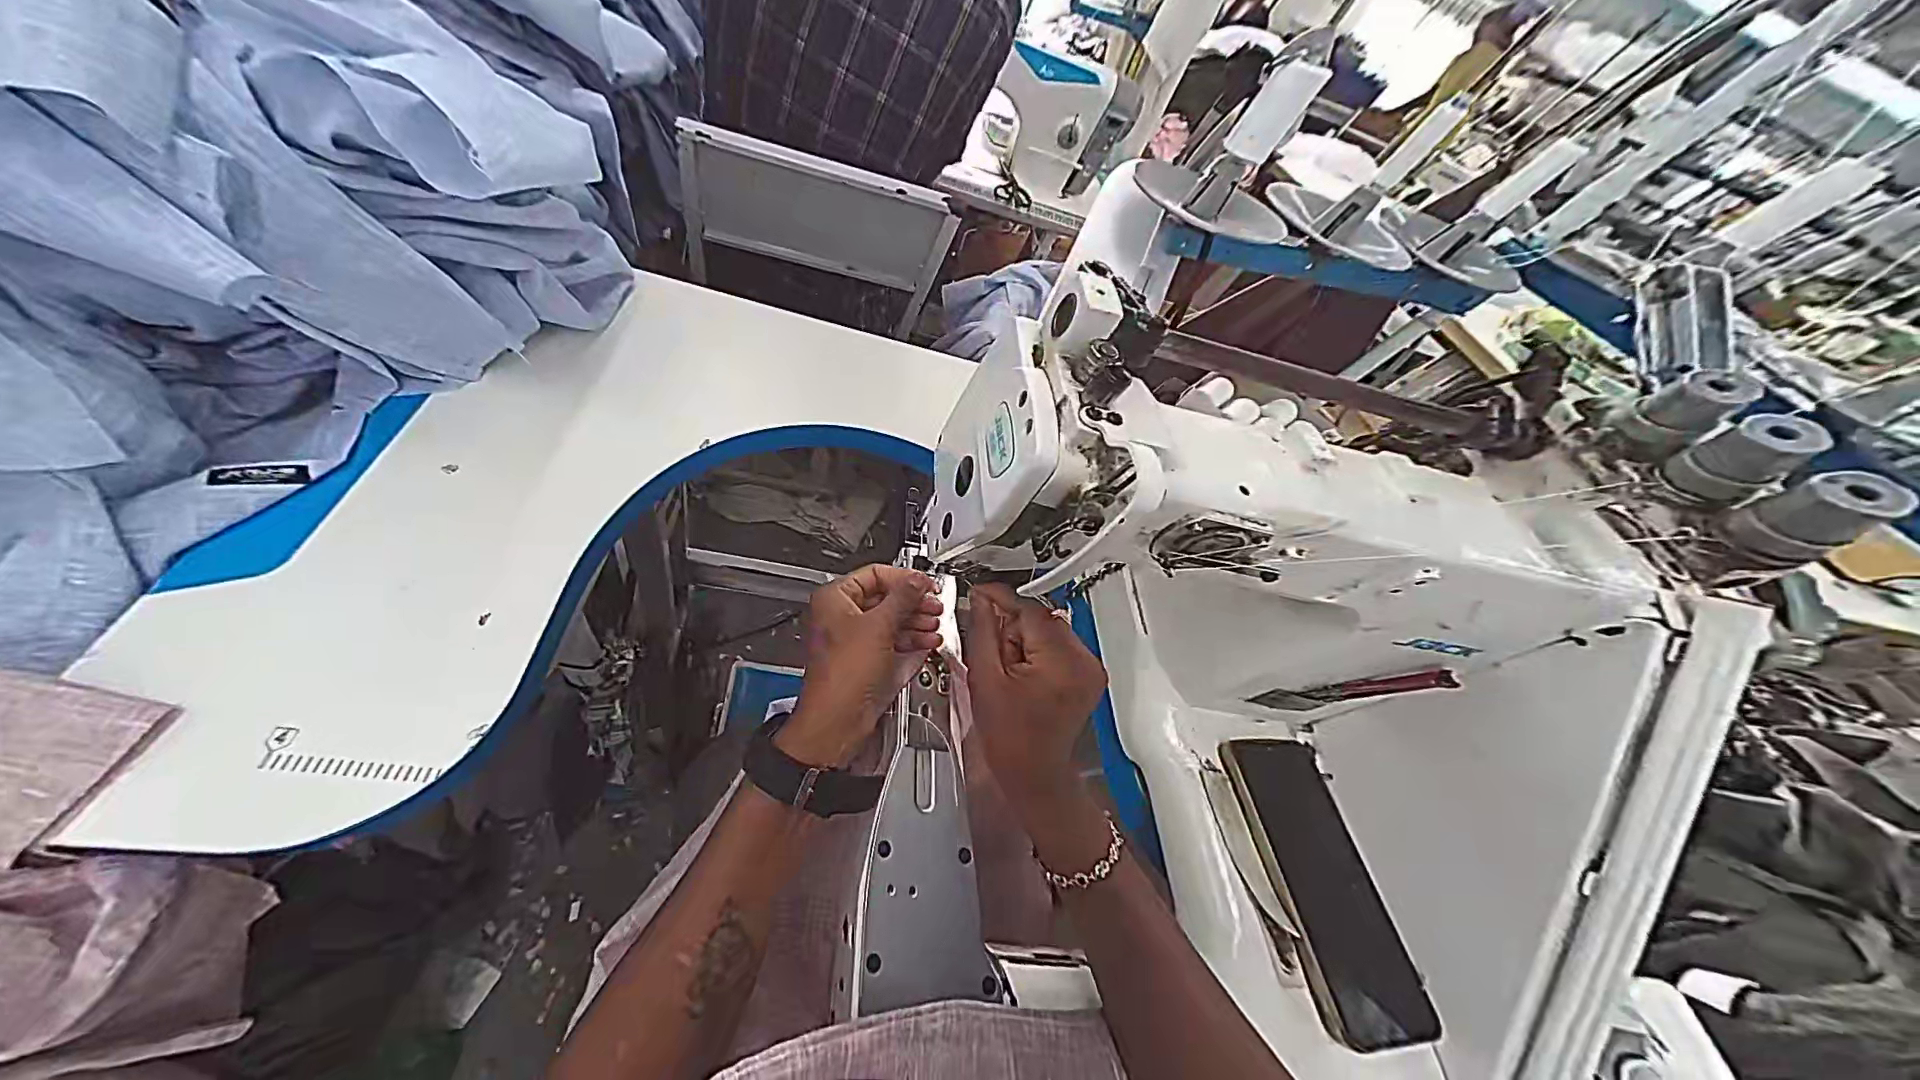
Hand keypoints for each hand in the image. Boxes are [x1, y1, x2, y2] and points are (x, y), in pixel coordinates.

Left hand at [778, 564, 942, 766]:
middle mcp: (843, 618)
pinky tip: (928, 642)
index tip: (925, 584)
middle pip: (886, 598)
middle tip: (933, 605)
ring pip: (892, 621)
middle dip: (913, 603)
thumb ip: (902, 599)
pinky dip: (912, 640)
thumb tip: (916, 581)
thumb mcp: (879, 627)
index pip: (874, 574)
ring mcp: (857, 641)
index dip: (902, 578)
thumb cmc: (842, 677)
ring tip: (934, 624)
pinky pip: (894, 643)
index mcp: (835, 600)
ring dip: (917, 621)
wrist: (839, 721)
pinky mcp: (869, 661)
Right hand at [963, 584, 1108, 815]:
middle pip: (1040, 618)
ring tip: (1011, 676)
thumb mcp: (986, 678)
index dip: (1000, 600)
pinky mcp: (1088, 674)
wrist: (1031, 772)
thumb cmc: (1011, 739)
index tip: (981, 593)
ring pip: (1048, 630)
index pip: (1029, 609)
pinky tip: (1024, 678)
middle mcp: (1084, 661)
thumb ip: (983, 630)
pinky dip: (1038, 653)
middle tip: (997, 662)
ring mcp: (1090, 669)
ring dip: (1025, 641)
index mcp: (1062, 661)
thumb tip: (981, 600)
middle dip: (1013, 631)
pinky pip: (1058, 646)